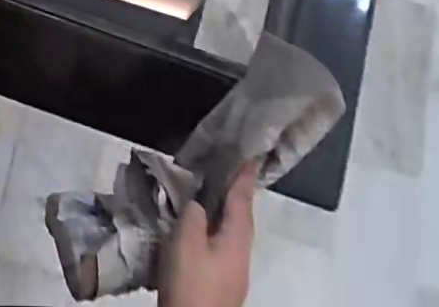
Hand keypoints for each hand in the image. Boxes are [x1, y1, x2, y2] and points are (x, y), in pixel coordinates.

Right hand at [158, 163, 256, 306]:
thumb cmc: (192, 282)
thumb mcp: (186, 240)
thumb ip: (193, 214)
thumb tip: (198, 205)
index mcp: (237, 241)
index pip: (242, 201)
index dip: (244, 177)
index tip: (252, 156)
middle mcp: (240, 255)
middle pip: (241, 217)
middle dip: (236, 193)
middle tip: (228, 168)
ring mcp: (232, 272)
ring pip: (231, 231)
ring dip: (224, 209)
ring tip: (210, 190)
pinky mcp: (220, 282)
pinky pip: (220, 242)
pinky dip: (214, 225)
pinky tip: (199, 225)